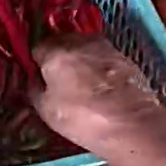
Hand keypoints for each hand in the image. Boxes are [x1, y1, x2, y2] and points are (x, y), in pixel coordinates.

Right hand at [29, 36, 165, 154]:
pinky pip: (100, 56)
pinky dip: (95, 65)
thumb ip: (34, 87)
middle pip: (61, 41)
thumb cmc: (80, 116)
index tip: (37, 75)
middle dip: (56, 55)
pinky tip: (96, 83)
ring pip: (83, 47)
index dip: (35, 61)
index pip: (37, 47)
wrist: (131, 124)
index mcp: (55, 52)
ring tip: (77, 80)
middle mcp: (79, 42)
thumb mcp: (44, 107)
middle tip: (55, 76)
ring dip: (77, 58)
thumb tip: (34, 78)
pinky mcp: (124, 57)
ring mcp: (105, 47)